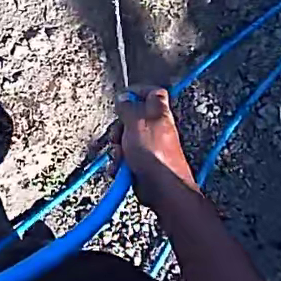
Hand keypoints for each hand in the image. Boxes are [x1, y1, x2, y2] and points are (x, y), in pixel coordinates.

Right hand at [109, 87, 200, 204]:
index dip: (138, 92)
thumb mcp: (137, 124)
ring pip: (125, 140)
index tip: (123, 98)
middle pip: (132, 119)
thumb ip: (129, 108)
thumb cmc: (154, 155)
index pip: (153, 93)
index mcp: (159, 114)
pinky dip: (120, 164)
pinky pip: (125, 159)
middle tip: (118, 136)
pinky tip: (120, 170)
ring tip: (122, 158)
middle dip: (119, 128)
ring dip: (118, 149)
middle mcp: (156, 129)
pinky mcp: (142, 163)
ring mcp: (149, 147)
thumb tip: (123, 96)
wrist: (163, 189)